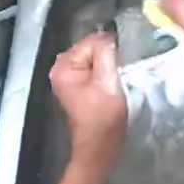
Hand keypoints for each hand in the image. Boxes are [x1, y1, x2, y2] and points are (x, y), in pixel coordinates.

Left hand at [49, 31, 126, 170]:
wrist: (99, 149)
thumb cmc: (103, 119)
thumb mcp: (108, 82)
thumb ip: (106, 54)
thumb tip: (110, 34)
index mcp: (64, 65)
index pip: (93, 41)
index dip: (110, 50)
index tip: (121, 66)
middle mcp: (61, 66)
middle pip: (93, 46)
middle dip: (109, 56)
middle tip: (120, 73)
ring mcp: (69, 74)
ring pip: (96, 56)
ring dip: (109, 64)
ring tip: (117, 78)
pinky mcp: (78, 81)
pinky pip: (95, 65)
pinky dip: (106, 70)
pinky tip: (112, 82)